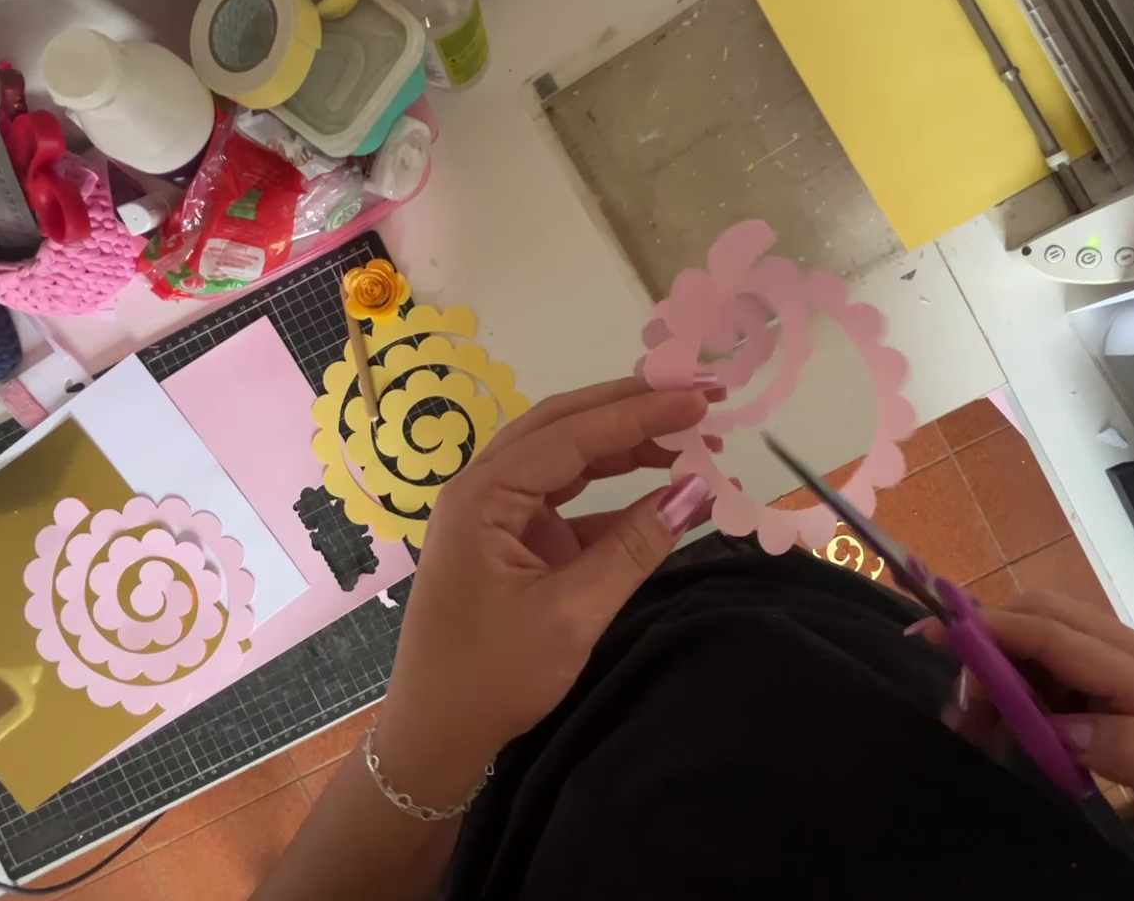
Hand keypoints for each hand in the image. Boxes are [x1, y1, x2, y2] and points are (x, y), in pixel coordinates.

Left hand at [372, 377, 715, 807]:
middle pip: (562, 427)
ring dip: (623, 446)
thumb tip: (696, 490)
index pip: (571, 435)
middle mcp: (484, 486)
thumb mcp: (571, 613)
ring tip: (686, 438)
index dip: (639, 413)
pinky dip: (611, 494)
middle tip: (695, 398)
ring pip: (564, 456)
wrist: (435, 736)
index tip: (698, 399)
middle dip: (629, 409)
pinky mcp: (512, 536)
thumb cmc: (492, 676)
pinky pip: (564, 498)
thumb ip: (634, 547)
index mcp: (482, 494)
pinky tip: (657, 493)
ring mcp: (496, 510)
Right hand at [917, 592, 1133, 900]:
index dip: (983, 626)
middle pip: (1044, 617)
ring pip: (1050, 639)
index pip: (1051, 630)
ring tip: (981, 729)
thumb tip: (1060, 722)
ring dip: (1003, 671)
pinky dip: (1028, 689)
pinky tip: (1023, 731)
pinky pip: (1067, 669)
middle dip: (987, 646)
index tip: (924, 636)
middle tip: (961, 710)